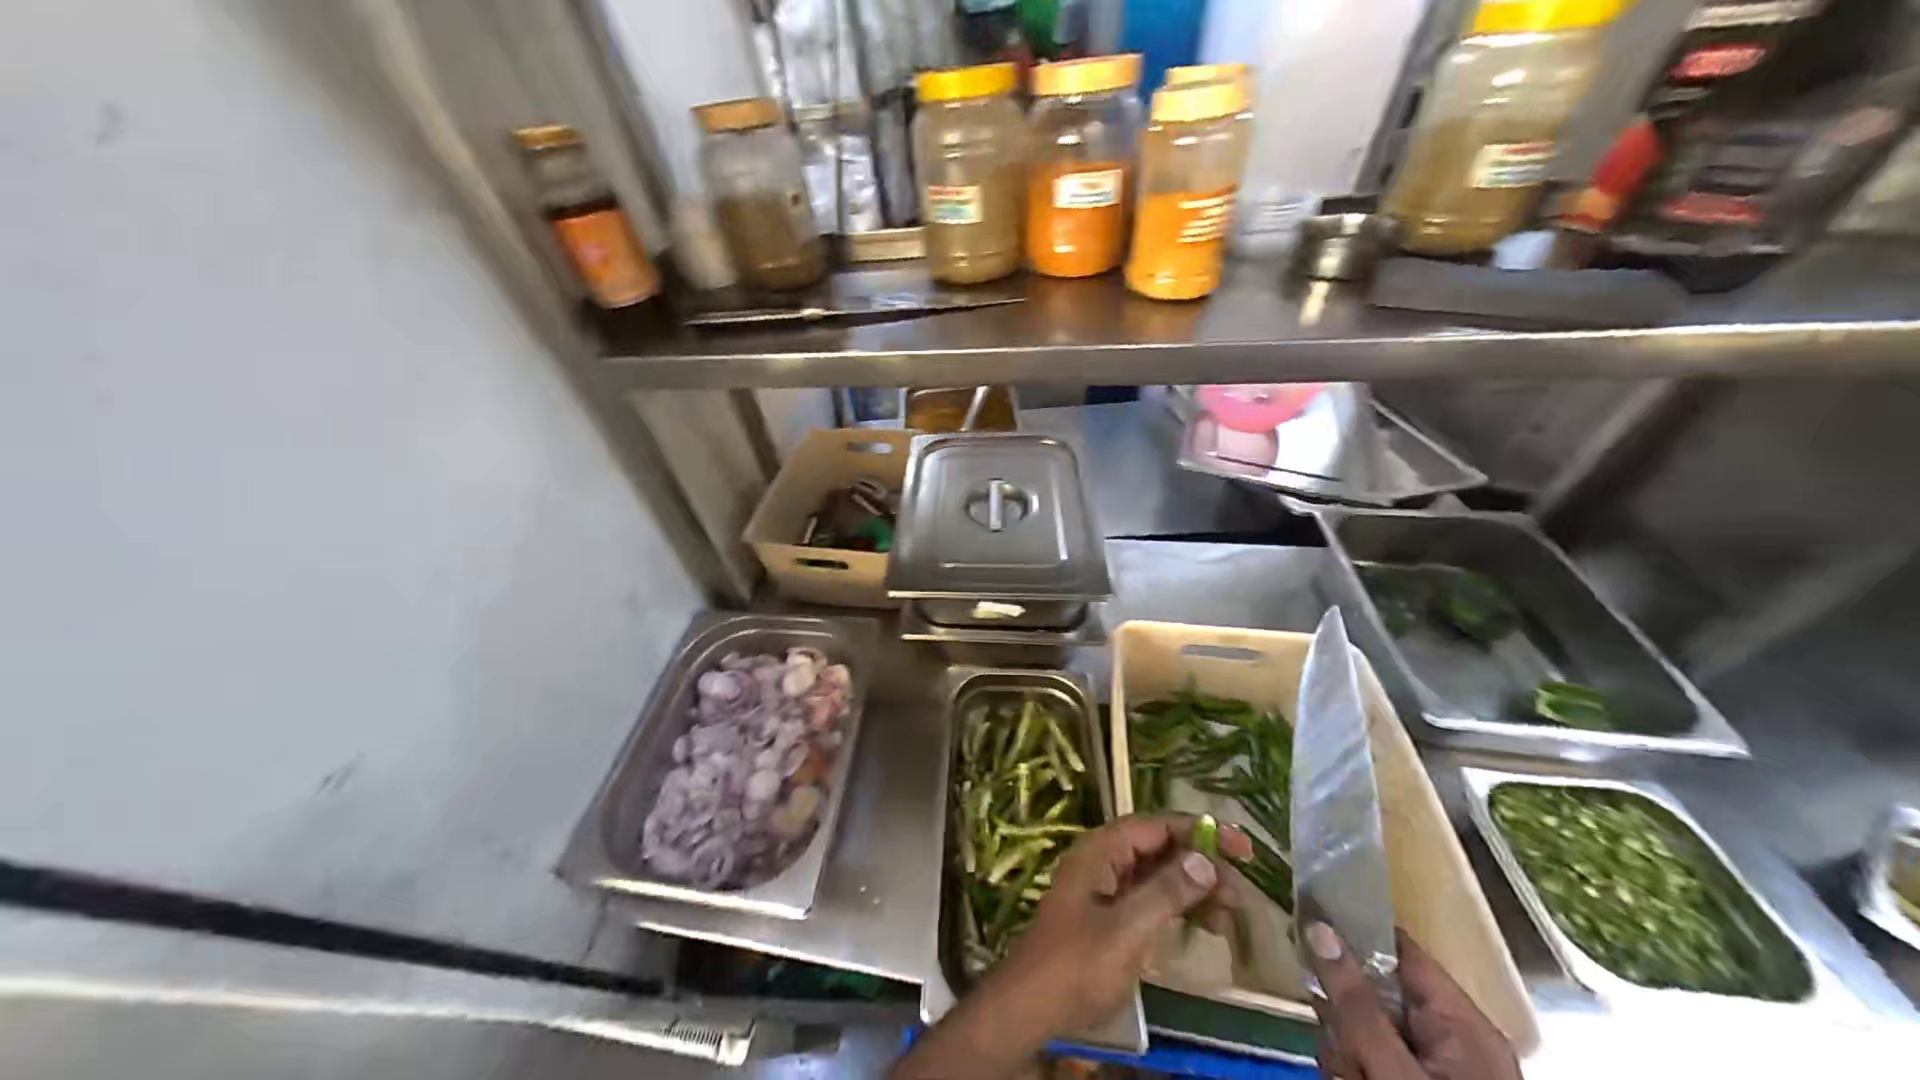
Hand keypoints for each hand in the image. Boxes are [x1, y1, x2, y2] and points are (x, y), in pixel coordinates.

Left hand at [996, 812, 1254, 1032]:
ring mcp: (1103, 887)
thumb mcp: (1127, 928)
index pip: (1156, 825)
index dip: (1198, 831)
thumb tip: (1204, 858)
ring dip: (1194, 888)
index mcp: (1100, 851)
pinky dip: (1178, 906)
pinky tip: (1205, 924)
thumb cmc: (1077, 964)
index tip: (1241, 848)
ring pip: (1158, 874)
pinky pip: (1150, 897)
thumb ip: (1165, 891)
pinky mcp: (1108, 915)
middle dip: (1201, 864)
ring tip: (1229, 914)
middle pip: (1159, 847)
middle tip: (1240, 892)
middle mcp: (1102, 860)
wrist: (1031, 1006)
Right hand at [1304, 922, 1520, 1079]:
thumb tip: (1319, 927)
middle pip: (1373, 991)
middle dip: (1345, 1021)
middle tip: (1346, 1059)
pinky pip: (1367, 1058)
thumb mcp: (1394, 1076)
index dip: (1353, 932)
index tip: (1303, 927)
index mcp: (1462, 1023)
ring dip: (1344, 1055)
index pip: (1399, 948)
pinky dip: (1350, 1071)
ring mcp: (1433, 1068)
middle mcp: (1450, 1037)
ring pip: (1361, 1027)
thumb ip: (1355, 1004)